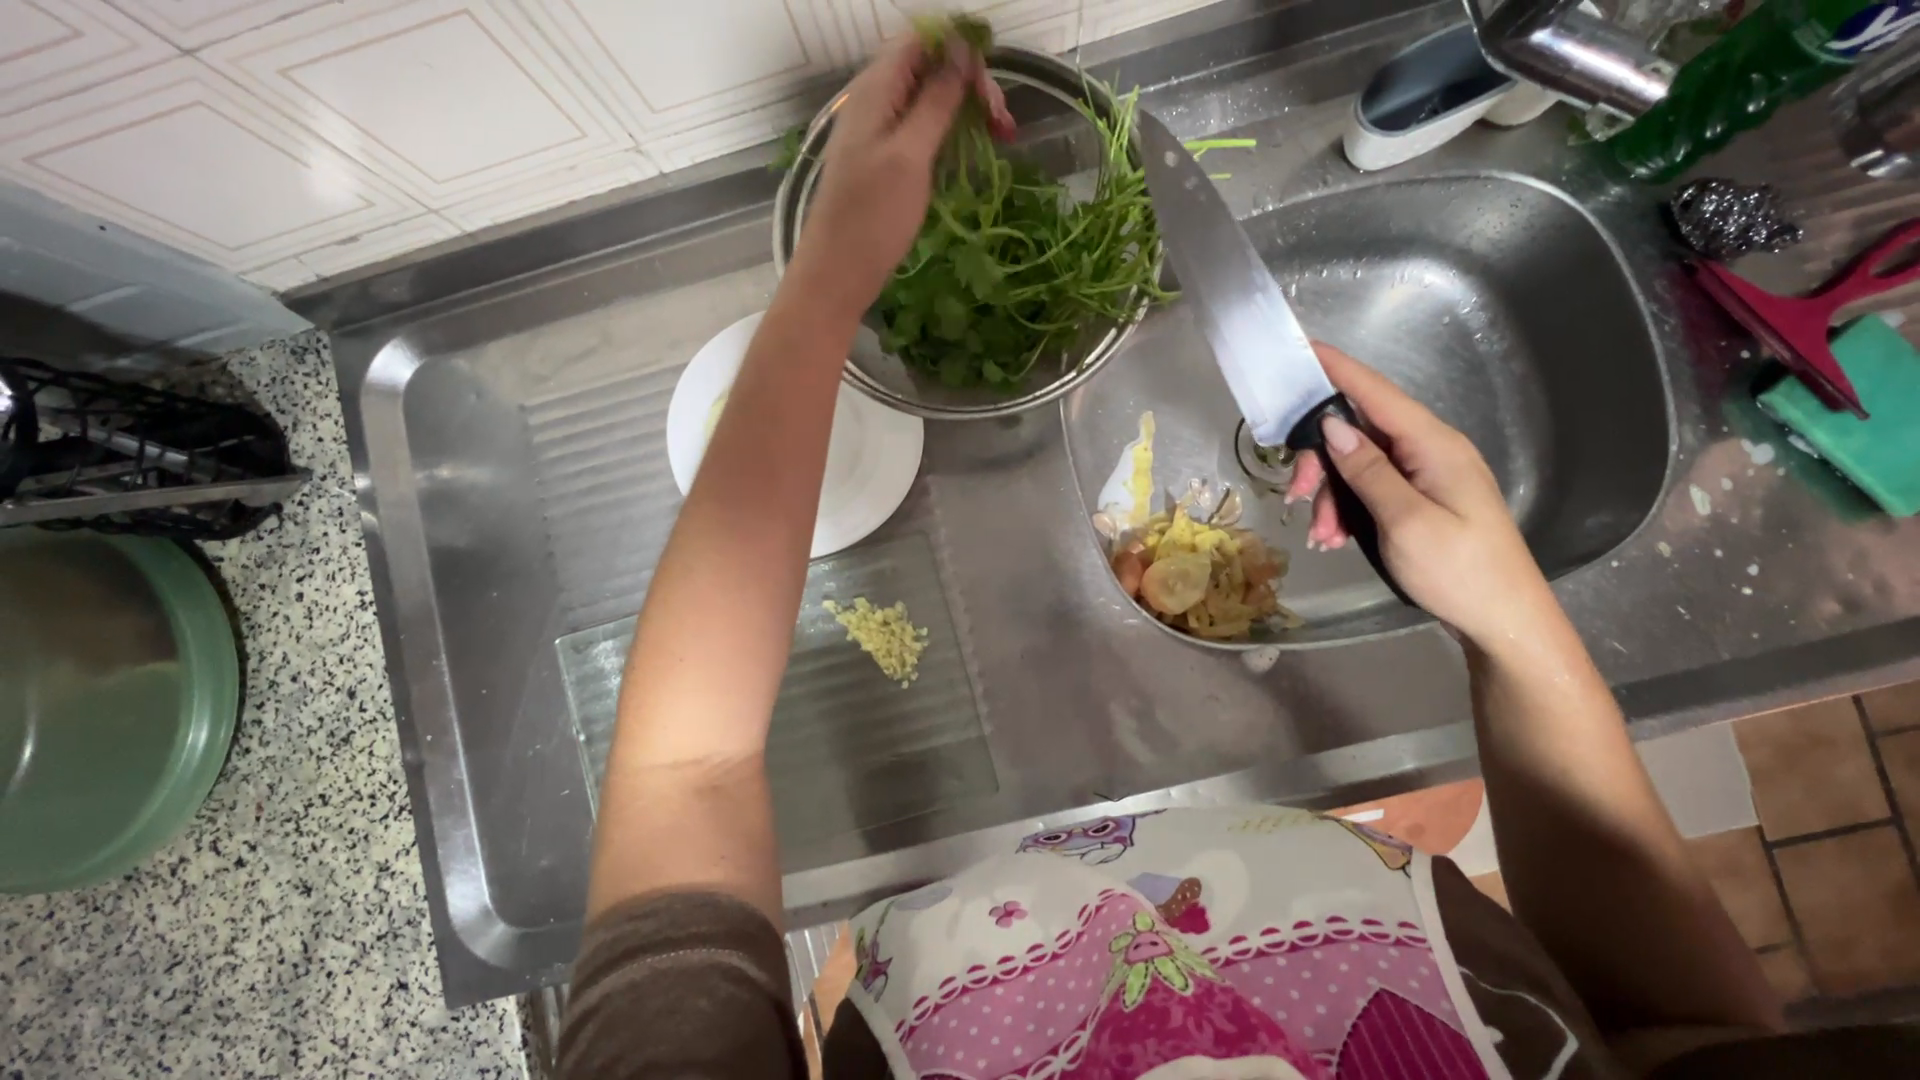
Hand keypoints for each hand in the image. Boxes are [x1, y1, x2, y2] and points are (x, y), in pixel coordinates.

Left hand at [789, 34, 1011, 318]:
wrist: (838, 273)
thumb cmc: (872, 218)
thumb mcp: (910, 155)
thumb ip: (936, 100)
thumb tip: (962, 50)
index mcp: (876, 89)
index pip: (924, 42)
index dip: (963, 55)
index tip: (992, 94)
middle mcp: (875, 102)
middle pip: (932, 70)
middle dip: (972, 88)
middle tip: (1004, 128)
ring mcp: (879, 133)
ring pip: (931, 103)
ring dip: (968, 114)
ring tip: (1001, 141)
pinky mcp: (885, 162)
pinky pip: (922, 133)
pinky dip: (951, 138)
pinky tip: (972, 156)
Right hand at [1285, 343, 1560, 648]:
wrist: (1504, 620)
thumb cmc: (1460, 570)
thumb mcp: (1406, 522)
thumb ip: (1368, 471)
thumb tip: (1333, 426)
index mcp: (1433, 445)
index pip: (1377, 393)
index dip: (1338, 370)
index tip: (1302, 349)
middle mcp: (1429, 450)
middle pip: (1357, 433)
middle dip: (1320, 462)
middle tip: (1297, 499)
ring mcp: (1425, 475)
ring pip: (1357, 465)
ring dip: (1331, 496)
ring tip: (1323, 536)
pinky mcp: (1419, 498)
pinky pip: (1370, 488)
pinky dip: (1346, 509)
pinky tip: (1335, 538)